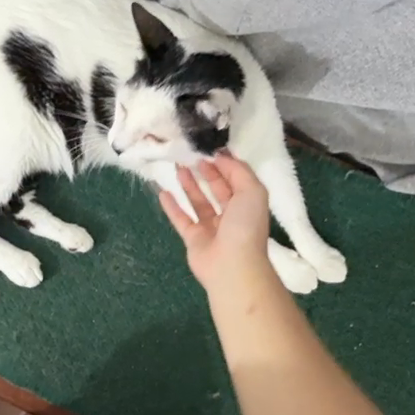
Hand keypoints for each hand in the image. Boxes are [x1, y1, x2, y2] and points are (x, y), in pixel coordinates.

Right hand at [158, 154, 275, 293]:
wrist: (232, 265)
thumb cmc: (245, 225)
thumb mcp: (252, 190)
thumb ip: (238, 171)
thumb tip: (222, 157)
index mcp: (248, 204)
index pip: (236, 179)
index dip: (224, 163)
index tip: (209, 149)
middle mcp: (230, 215)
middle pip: (217, 189)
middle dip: (206, 172)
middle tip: (191, 156)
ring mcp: (211, 228)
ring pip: (198, 202)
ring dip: (188, 185)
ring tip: (177, 167)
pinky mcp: (193, 239)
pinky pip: (181, 219)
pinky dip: (172, 206)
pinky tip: (162, 192)